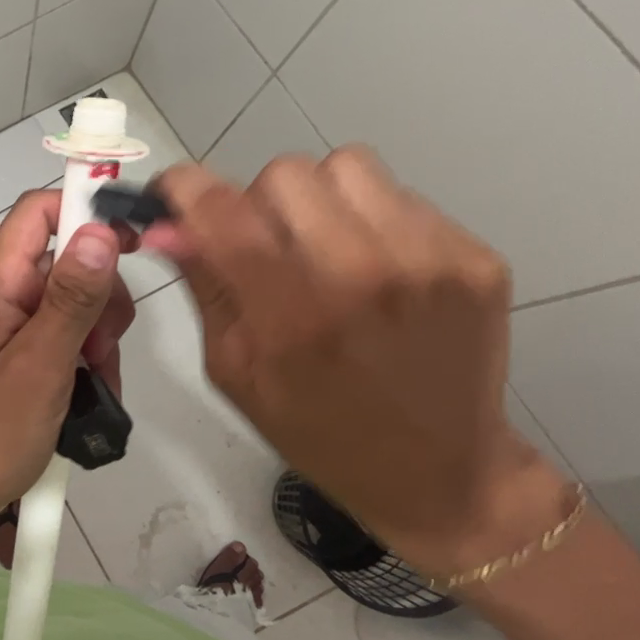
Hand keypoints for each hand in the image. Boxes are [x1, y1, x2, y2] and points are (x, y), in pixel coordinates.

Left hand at [0, 190, 136, 547]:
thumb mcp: (40, 366)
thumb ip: (71, 300)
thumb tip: (99, 231)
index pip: (38, 212)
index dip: (85, 211)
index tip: (133, 243)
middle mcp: (2, 294)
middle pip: (67, 256)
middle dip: (102, 292)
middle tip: (105, 342)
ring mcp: (11, 326)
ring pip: (75, 300)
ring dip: (100, 332)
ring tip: (96, 377)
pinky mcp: (21, 355)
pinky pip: (67, 335)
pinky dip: (89, 357)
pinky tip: (91, 390)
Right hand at [143, 151, 562, 572]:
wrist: (441, 472)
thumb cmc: (317, 429)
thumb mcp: (234, 371)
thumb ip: (205, 287)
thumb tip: (166, 224)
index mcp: (292, 315)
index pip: (220, 209)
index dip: (182, 187)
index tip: (171, 192)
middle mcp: (363, 274)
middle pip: (282, 173)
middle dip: (258, 201)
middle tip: (266, 243)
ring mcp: (430, 260)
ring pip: (345, 167)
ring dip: (318, 198)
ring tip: (324, 246)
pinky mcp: (474, 256)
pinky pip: (400, 195)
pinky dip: (371, 218)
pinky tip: (377, 268)